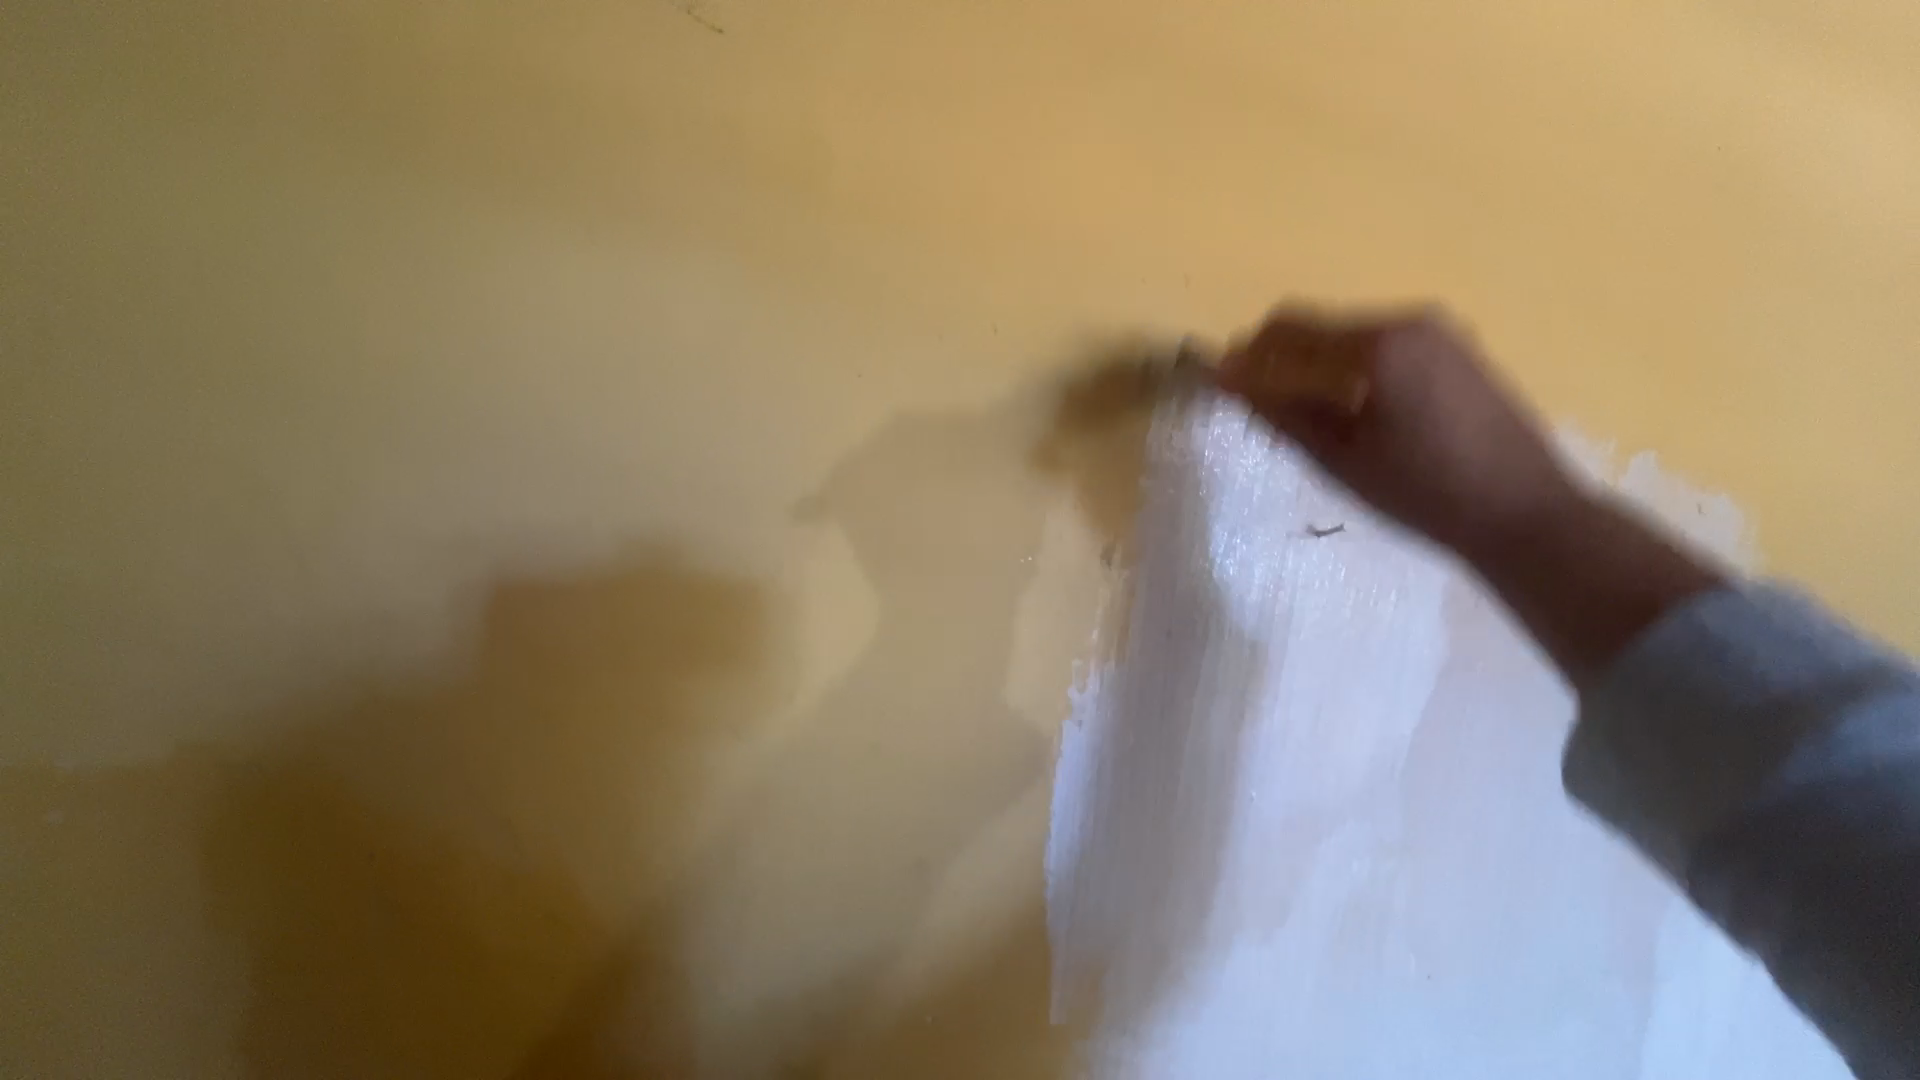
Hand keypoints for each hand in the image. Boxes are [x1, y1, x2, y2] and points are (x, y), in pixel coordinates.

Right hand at [1216, 307, 1579, 557]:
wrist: (1525, 513)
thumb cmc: (1422, 493)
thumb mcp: (1338, 459)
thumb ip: (1279, 412)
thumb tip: (1228, 379)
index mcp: (1377, 345)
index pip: (1286, 330)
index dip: (1245, 357)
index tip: (1218, 387)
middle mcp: (1408, 321)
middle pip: (1315, 325)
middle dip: (1276, 359)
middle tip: (1254, 407)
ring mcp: (1438, 332)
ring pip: (1346, 335)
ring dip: (1311, 364)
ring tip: (1301, 417)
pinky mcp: (1455, 351)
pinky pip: (1379, 346)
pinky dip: (1347, 369)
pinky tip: (1349, 412)